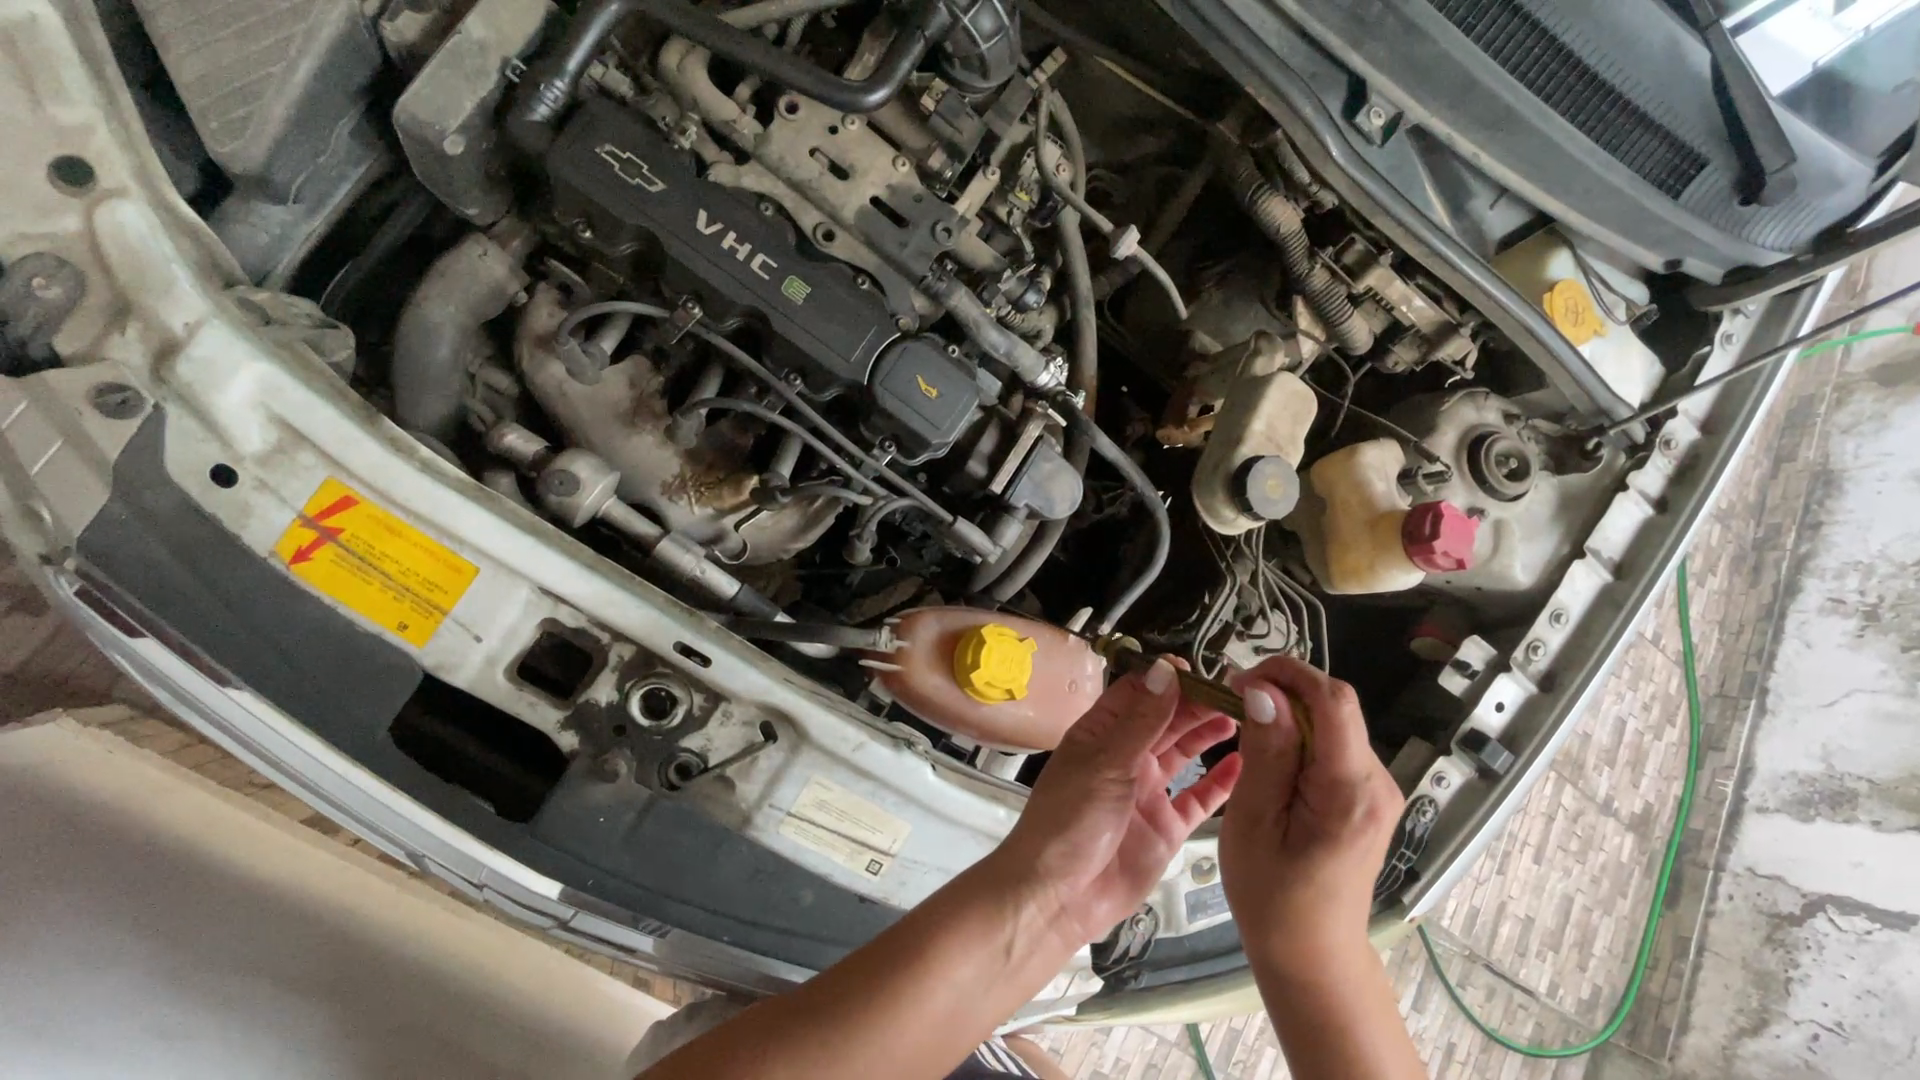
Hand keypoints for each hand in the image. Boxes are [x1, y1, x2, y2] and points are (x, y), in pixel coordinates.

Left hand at [988, 657, 1243, 947]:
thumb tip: (1166, 669)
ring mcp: (1147, 791)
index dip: (1170, 680)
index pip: (1139, 693)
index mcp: (1102, 734)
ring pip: (1184, 753)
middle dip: (1198, 704)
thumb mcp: (1105, 764)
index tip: (1207, 670)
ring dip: (1209, 735)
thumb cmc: (1069, 821)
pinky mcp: (1165, 827)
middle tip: (1238, 694)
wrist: (1058, 896)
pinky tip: (1244, 765)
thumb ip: (1141, 720)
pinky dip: (1220, 783)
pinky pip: (1198, 799)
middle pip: (1167, 720)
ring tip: (1243, 719)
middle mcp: (1126, 757)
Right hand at [1220, 656, 1403, 977]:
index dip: (1287, 674)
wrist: (1312, 954)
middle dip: (1283, 691)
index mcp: (1350, 789)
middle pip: (1335, 707)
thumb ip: (1267, 753)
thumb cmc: (1271, 896)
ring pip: (1334, 723)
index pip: (1334, 700)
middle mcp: (1377, 781)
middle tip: (1232, 702)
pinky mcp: (1367, 797)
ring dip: (1289, 714)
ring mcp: (1377, 789)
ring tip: (1243, 728)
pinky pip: (1334, 747)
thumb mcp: (1253, 821)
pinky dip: (1300, 737)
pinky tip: (1269, 755)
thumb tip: (1265, 692)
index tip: (1239, 682)